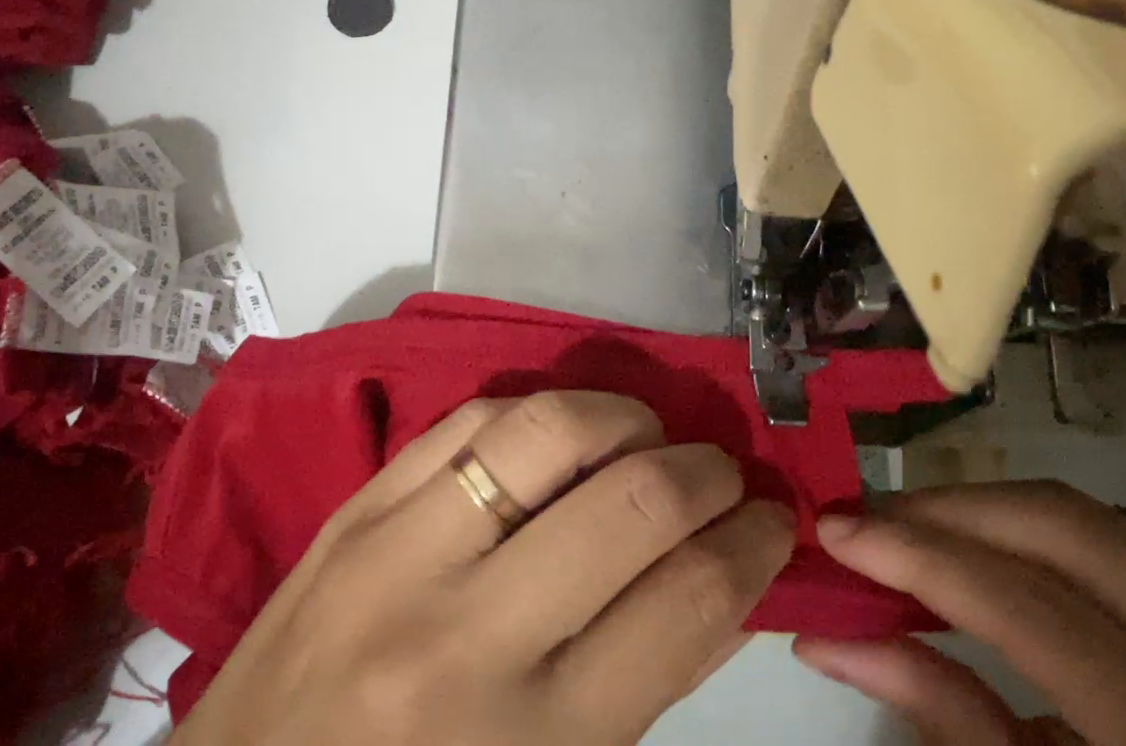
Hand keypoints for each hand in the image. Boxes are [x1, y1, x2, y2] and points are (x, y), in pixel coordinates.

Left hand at [170, 391, 793, 745]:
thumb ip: (654, 677)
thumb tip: (732, 575)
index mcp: (536, 735)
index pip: (689, 599)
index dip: (755, 546)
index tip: (774, 522)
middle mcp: (466, 634)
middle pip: (636, 501)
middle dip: (709, 474)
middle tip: (723, 477)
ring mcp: (397, 555)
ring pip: (547, 429)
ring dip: (628, 418)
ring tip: (649, 437)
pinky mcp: (352, 509)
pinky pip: (468, 418)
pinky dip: (537, 412)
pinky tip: (563, 435)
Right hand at [795, 481, 1125, 744]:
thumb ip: (942, 714)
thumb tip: (825, 640)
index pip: (1032, 608)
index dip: (922, 558)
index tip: (835, 531)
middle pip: (1069, 529)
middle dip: (950, 509)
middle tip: (865, 520)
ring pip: (1094, 522)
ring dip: (986, 513)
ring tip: (906, 531)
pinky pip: (1116, 547)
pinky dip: (1029, 535)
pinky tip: (974, 554)